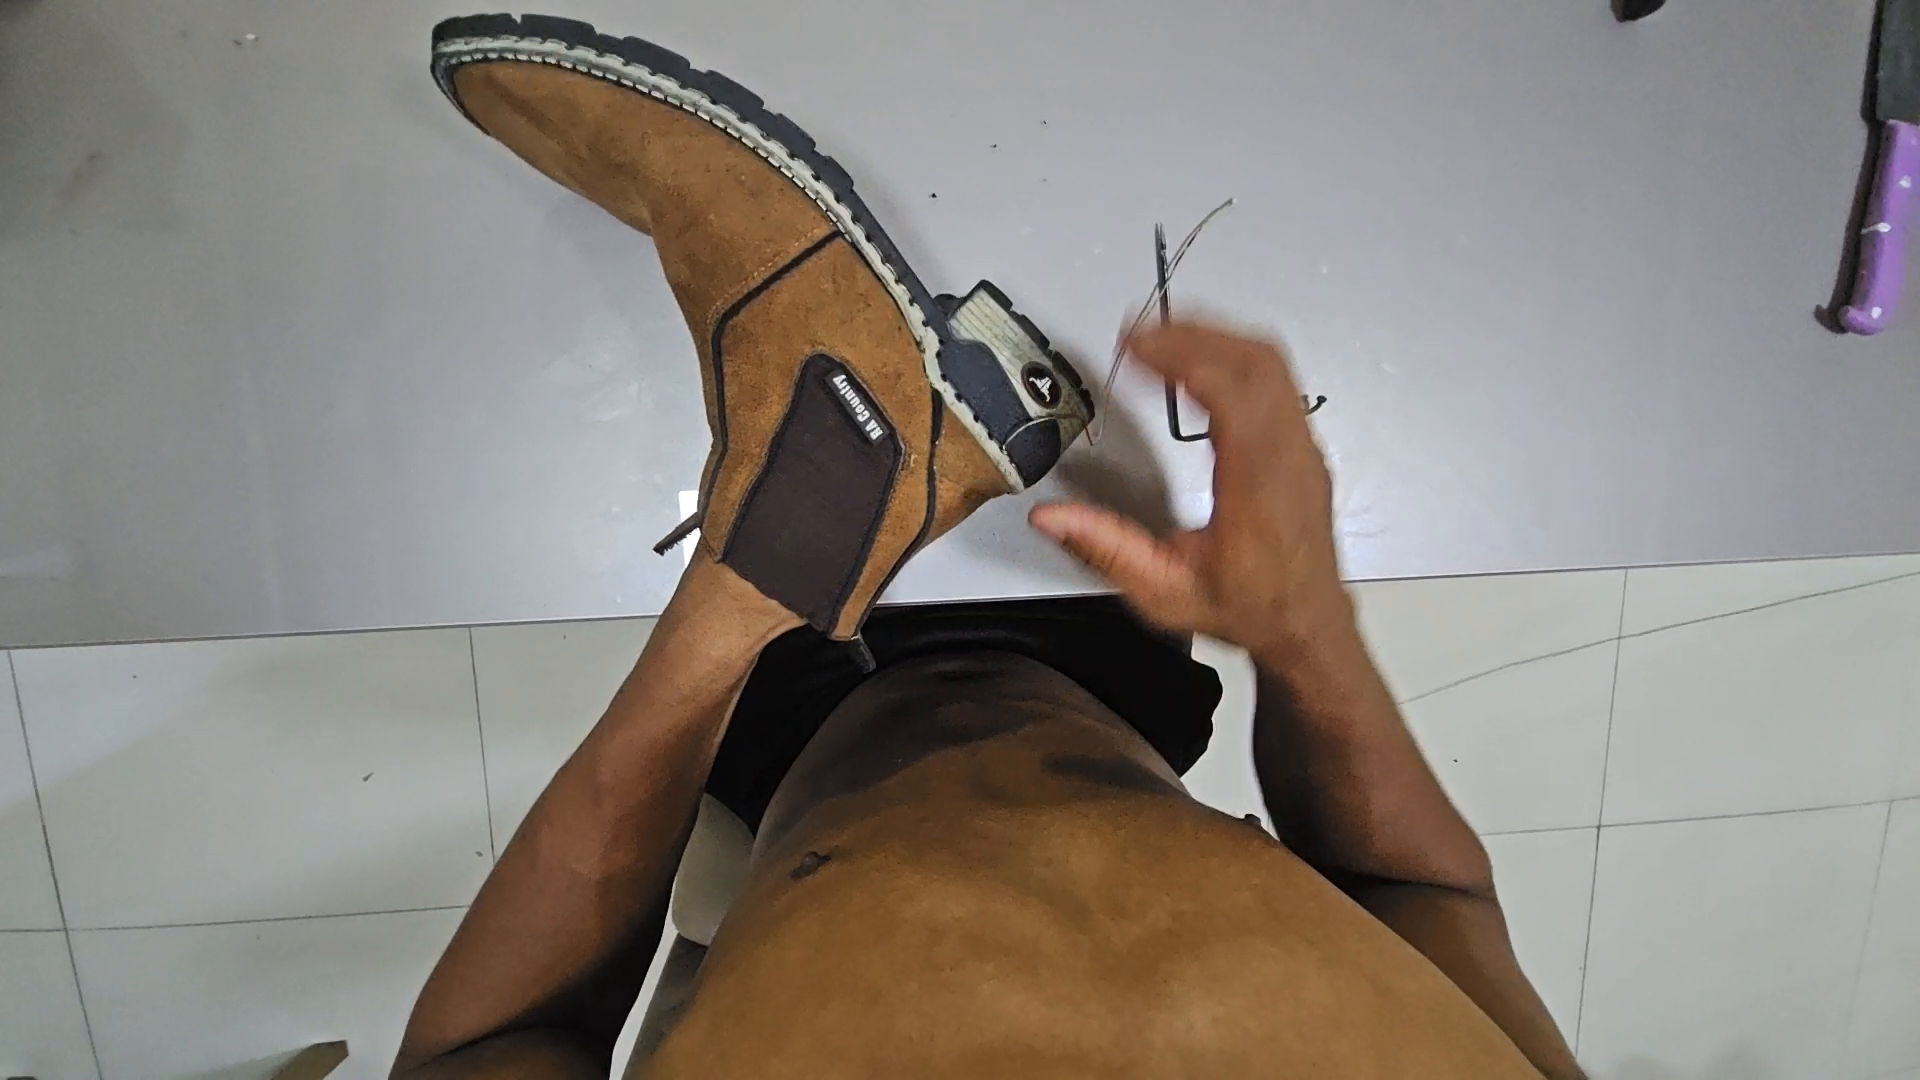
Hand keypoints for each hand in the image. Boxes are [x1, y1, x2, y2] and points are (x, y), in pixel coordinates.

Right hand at [1030, 321, 1348, 658]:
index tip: (1134, 345)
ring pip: (1270, 364)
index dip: (1180, 356)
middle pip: (1254, 362)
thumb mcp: (1164, 590)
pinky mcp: (1302, 446)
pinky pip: (1275, 380)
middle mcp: (1289, 456)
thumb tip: (1053, 517)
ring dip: (1214, 338)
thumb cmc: (1248, 608)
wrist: (1306, 624)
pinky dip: (1232, 357)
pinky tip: (1199, 364)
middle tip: (1140, 333)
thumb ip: (1106, 549)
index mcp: (1258, 485)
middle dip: (1193, 333)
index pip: (1230, 392)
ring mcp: (1302, 447)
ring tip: (1162, 338)